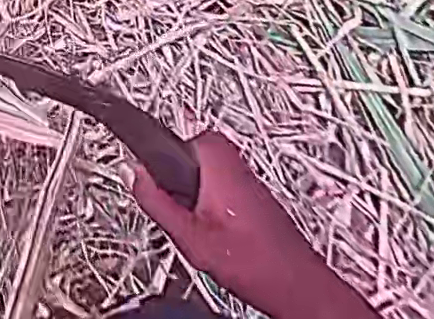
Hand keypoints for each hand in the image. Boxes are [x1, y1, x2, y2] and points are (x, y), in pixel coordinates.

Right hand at [132, 132, 374, 318]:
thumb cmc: (257, 264)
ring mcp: (239, 169)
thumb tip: (130, 171)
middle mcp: (227, 153)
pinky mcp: (245, 186)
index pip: (161, 141)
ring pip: (192, 173)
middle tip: (184, 219)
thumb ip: (154, 199)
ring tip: (205, 232)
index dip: (152, 168)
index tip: (150, 186)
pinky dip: (206, 204)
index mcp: (212, 152)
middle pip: (176, 159)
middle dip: (173, 186)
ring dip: (191, 199)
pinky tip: (219, 235)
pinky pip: (209, 183)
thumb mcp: (190, 236)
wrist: (302, 292)